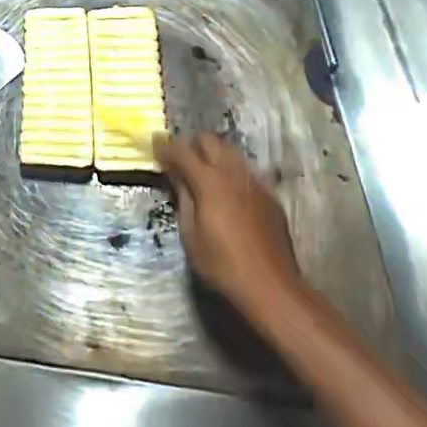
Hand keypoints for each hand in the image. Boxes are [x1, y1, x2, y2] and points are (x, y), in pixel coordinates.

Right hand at [154, 132, 301, 309]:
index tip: (154, 144)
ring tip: (204, 175)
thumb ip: (182, 197)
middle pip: (209, 140)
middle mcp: (233, 173)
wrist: (272, 287)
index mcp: (209, 181)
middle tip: (181, 161)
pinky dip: (231, 173)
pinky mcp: (269, 195)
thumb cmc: (223, 265)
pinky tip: (228, 194)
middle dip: (192, 145)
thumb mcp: (191, 234)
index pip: (182, 150)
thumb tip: (174, 174)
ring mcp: (255, 182)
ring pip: (230, 151)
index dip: (165, 146)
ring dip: (213, 156)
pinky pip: (246, 171)